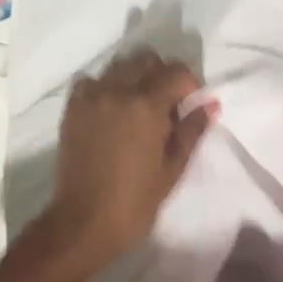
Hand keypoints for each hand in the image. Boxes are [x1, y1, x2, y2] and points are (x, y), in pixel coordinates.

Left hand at [40, 49, 216, 263]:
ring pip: (119, 65)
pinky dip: (105, 86)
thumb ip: (192, 130)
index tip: (189, 106)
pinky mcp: (72, 107)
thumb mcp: (172, 168)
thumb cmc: (135, 201)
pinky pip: (92, 80)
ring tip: (137, 107)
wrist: (83, 222)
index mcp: (146, 104)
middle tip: (165, 105)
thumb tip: (210, 104)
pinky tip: (110, 110)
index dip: (189, 85)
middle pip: (146, 59)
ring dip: (134, 77)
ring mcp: (91, 95)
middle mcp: (117, 90)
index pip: (176, 71)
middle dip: (161, 75)